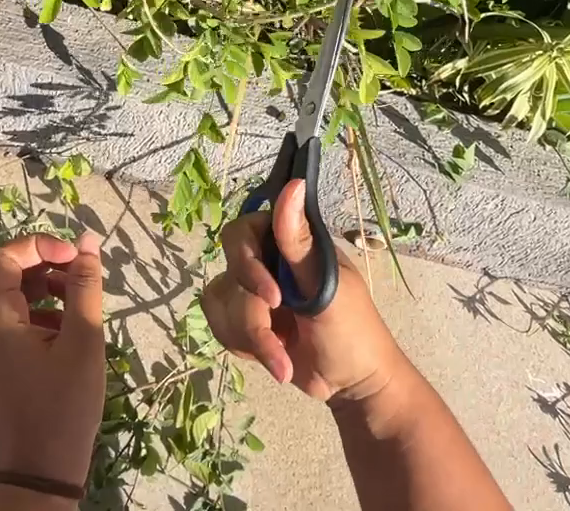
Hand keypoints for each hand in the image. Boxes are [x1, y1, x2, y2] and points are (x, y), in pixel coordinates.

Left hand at [0, 231, 106, 490]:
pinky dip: (43, 310)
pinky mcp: (1, 362)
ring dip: (47, 286)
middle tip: (82, 273)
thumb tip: (88, 242)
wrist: (42, 472)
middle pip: (9, 274)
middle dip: (47, 264)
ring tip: (81, 299)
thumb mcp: (83, 338)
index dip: (41, 245)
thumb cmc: (64, 404)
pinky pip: (17, 320)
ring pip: (15, 296)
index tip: (76, 256)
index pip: (6, 257)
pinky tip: (70, 327)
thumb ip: (85, 286)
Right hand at [203, 180, 404, 402]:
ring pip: (221, 301)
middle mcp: (267, 259)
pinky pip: (218, 323)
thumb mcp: (327, 287)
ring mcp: (252, 291)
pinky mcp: (243, 320)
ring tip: (282, 361)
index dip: (247, 263)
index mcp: (290, 242)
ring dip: (251, 338)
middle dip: (249, 311)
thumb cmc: (352, 329)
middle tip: (276, 336)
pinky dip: (243, 347)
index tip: (273, 298)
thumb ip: (299, 241)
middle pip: (229, 268)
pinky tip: (273, 360)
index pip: (244, 232)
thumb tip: (294, 183)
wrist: (351, 385)